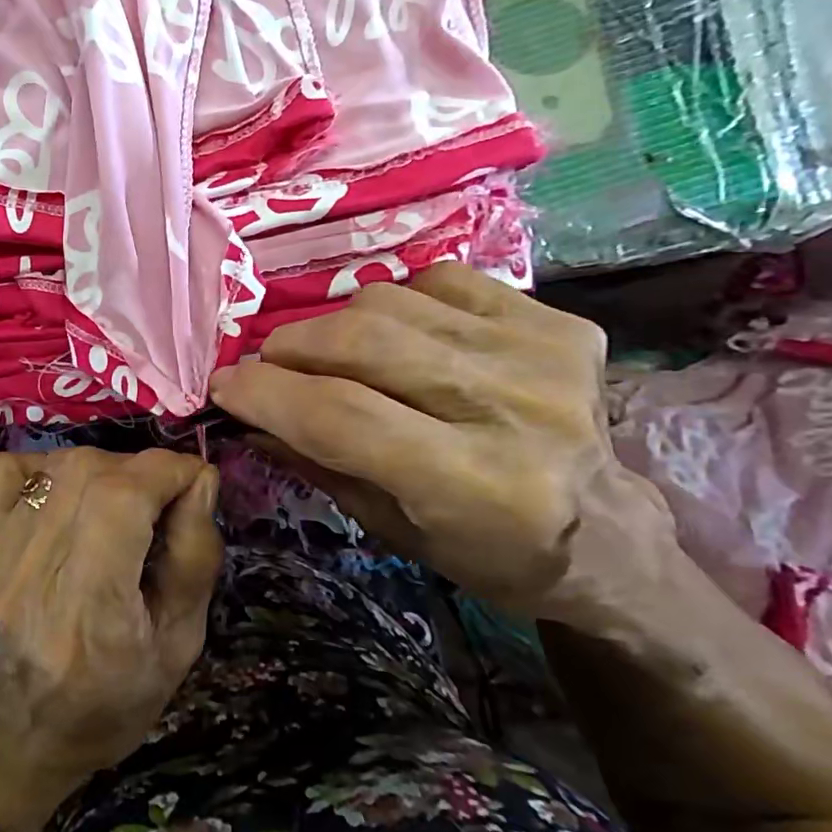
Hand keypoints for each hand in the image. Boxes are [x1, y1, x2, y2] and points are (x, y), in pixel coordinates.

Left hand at [0, 447, 222, 831]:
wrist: (36, 721)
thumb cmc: (121, 691)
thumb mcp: (182, 638)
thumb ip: (196, 553)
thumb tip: (199, 475)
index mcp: (92, 610)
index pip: (121, 498)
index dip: (165, 470)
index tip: (193, 477)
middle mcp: (33, 574)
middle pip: (88, 472)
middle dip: (139, 469)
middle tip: (160, 497)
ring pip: (57, 466)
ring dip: (101, 468)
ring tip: (119, 501)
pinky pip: (8, 469)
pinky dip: (47, 468)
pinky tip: (67, 498)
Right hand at [210, 263, 674, 622]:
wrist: (608, 536)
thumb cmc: (483, 551)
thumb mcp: (385, 528)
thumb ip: (312, 460)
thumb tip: (244, 410)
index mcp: (474, 485)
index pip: (341, 415)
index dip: (265, 393)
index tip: (222, 384)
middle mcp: (515, 410)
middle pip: (361, 342)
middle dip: (289, 349)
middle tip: (268, 367)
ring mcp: (542, 355)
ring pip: (389, 302)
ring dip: (334, 327)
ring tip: (333, 357)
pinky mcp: (557, 322)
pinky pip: (437, 280)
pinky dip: (396, 303)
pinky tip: (401, 339)